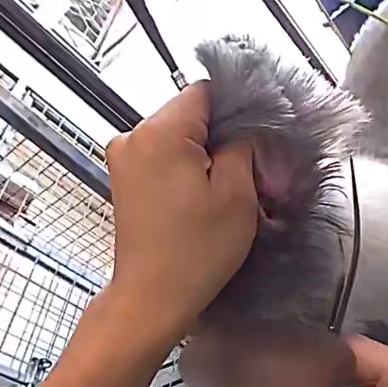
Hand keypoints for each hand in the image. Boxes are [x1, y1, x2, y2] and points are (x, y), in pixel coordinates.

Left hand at [100, 81, 257, 351]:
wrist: (154, 295)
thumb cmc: (197, 251)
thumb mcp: (237, 196)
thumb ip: (244, 149)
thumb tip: (249, 132)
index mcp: (160, 133)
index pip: (205, 92)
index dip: (239, 107)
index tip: (262, 133)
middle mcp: (133, 136)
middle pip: (191, 115)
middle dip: (226, 137)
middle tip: (256, 171)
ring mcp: (125, 158)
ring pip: (180, 138)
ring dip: (210, 156)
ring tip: (234, 190)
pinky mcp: (126, 178)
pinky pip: (166, 157)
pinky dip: (191, 169)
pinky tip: (209, 197)